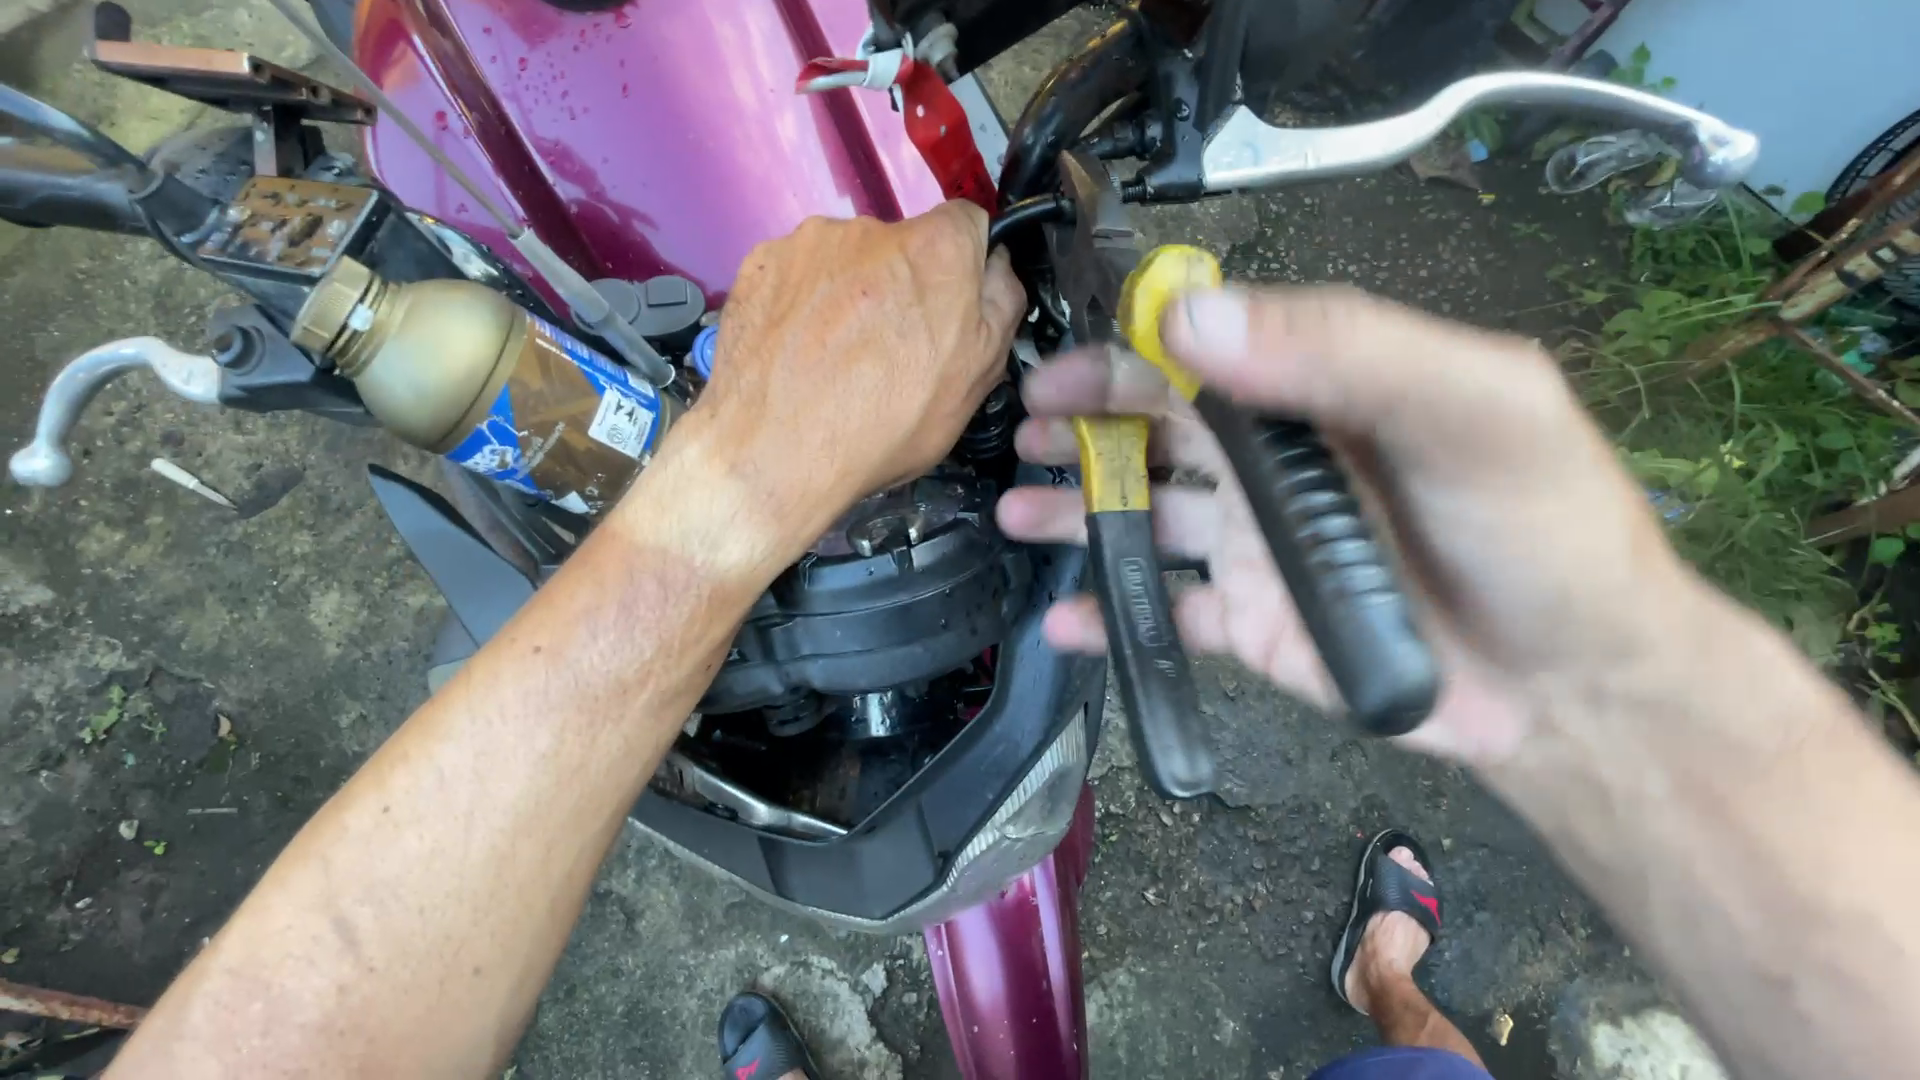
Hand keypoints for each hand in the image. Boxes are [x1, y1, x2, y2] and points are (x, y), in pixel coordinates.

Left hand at [662, 201, 1022, 561]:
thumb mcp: (977, 380)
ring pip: (846, 262)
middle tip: (889, 352)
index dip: (964, 269)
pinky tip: (799, 353)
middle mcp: (872, 228)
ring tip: (836, 360)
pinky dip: (803, 304)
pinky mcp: (759, 264)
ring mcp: (807, 243)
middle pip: (903, 246)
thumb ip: (1000, 306)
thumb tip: (997, 267)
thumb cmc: (886, 425)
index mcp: (937, 249)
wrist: (774, 452)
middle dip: (903, 288)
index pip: (968, 225)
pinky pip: (797, 276)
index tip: (948, 311)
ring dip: (850, 296)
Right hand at [996, 285, 1711, 763]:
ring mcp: (1252, 545)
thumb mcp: (1469, 407)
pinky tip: (1063, 622)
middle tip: (1024, 433)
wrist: (1568, 684)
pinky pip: (1162, 612)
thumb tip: (1189, 317)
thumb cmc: (1533, 529)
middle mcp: (1271, 463)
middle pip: (1153, 430)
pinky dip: (1107, 616)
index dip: (1123, 352)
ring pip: (1141, 516)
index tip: (1055, 366)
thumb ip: (1339, 349)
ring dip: (1075, 510)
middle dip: (1082, 424)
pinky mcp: (1247, 622)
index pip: (1200, 352)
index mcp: (1313, 394)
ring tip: (1016, 510)